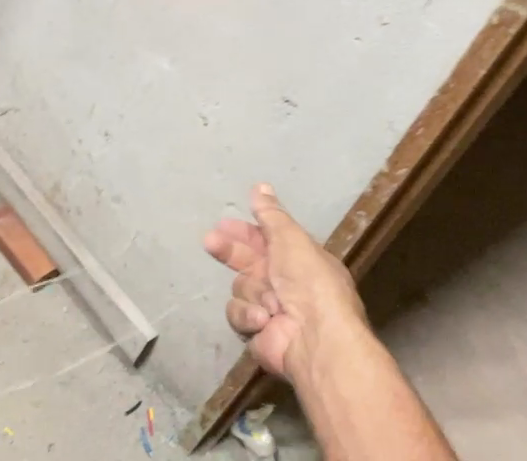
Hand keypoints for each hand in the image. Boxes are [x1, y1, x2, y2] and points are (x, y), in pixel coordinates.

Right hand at [204, 184, 365, 379]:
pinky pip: (238, 315)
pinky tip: (264, 320)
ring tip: (269, 303)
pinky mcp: (257, 332)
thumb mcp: (291, 239)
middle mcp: (285, 284)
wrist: (316, 339)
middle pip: (247, 262)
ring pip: (241, 288)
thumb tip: (260, 186)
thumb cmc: (309, 283)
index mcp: (298, 261)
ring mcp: (270, 310)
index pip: (266, 241)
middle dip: (229, 252)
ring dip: (252, 292)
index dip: (244, 232)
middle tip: (211, 241)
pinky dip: (249, 316)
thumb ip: (271, 214)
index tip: (223, 224)